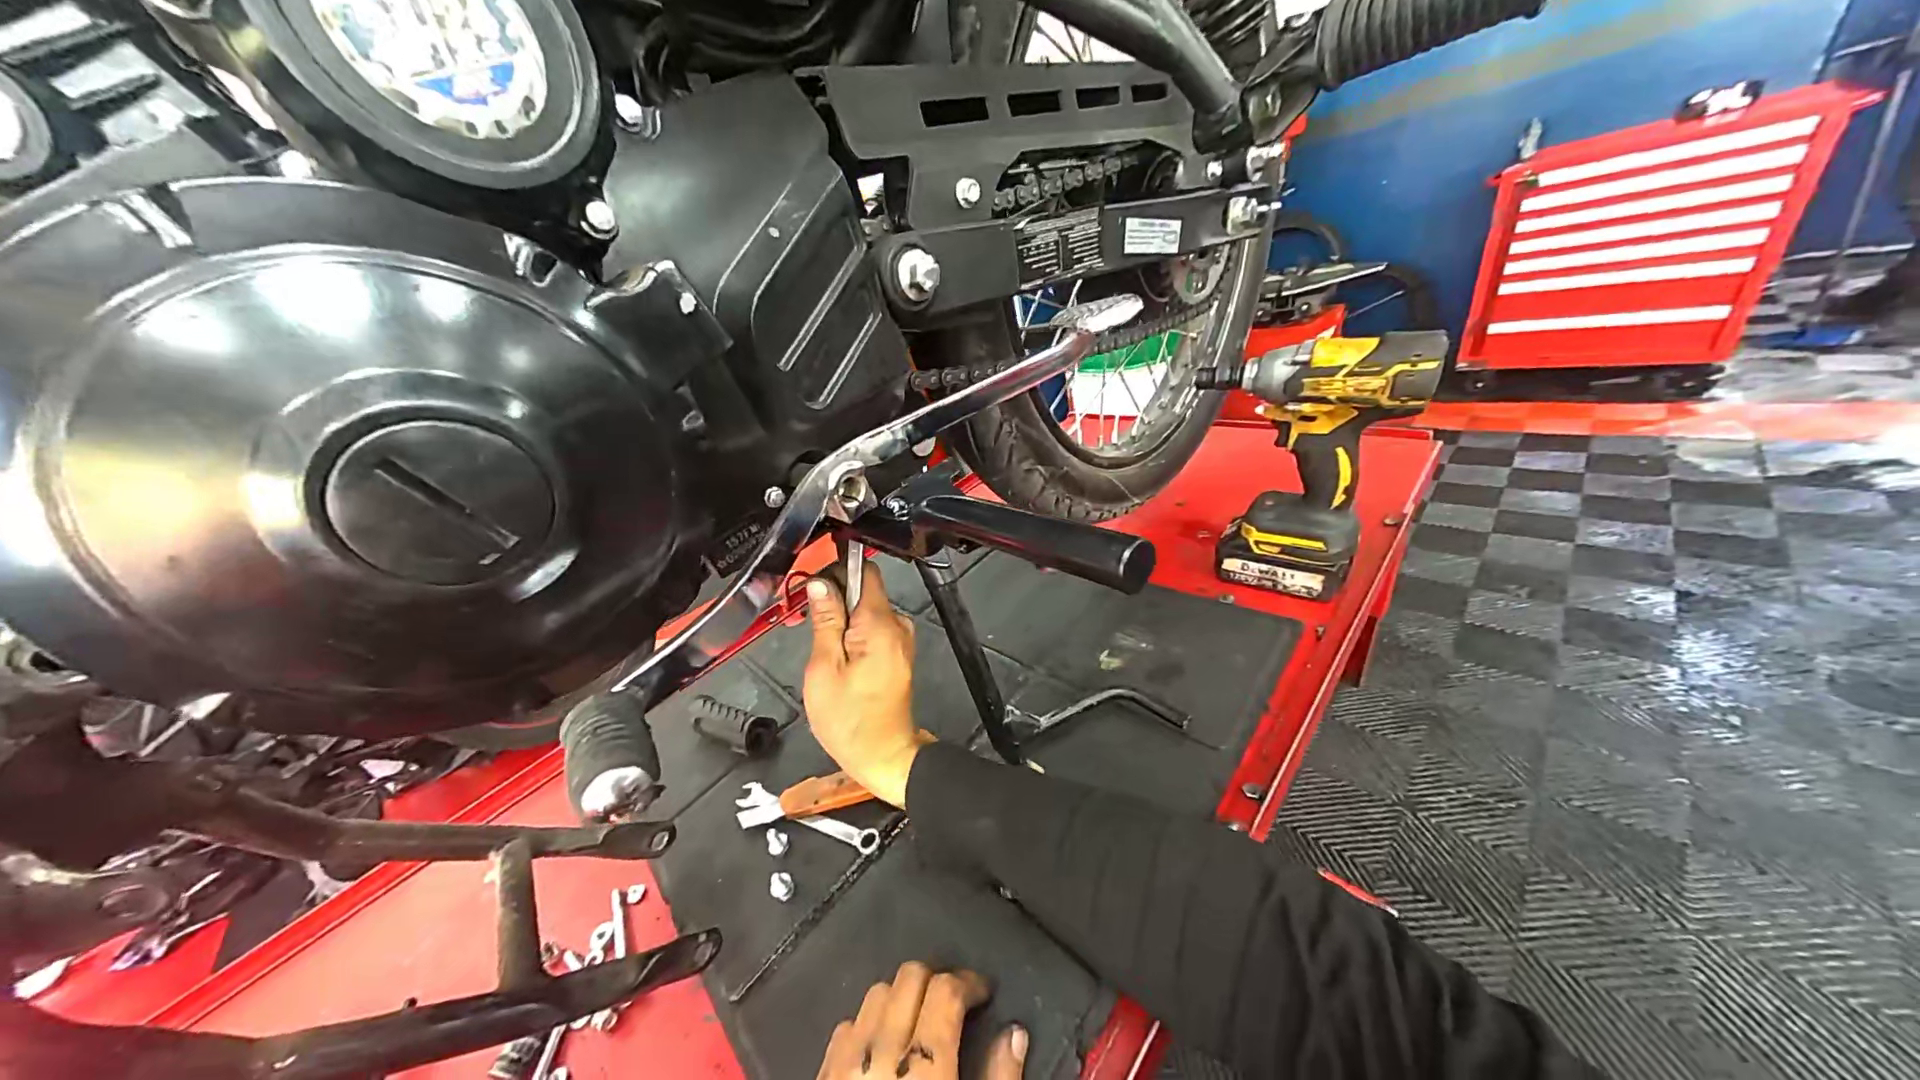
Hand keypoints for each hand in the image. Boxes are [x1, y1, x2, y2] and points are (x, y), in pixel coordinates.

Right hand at [803, 564, 920, 807]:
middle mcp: (897, 626)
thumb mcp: (824, 668)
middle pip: (863, 589)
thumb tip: (820, 584)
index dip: (835, 570)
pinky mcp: (897, 653)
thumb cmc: (851, 720)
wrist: (882, 755)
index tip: (813, 585)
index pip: (864, 570)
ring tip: (818, 647)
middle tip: (805, 621)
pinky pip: (873, 629)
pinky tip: (836, 656)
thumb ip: (824, 621)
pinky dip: (852, 634)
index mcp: (879, 624)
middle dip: (833, 599)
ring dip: (840, 619)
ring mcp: (900, 640)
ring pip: (866, 610)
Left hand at [817, 962, 1026, 1079]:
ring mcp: (848, 1065)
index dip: (969, 981)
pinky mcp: (824, 1076)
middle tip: (954, 999)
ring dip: (901, 997)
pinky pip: (844, 1028)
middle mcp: (885, 1056)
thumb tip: (1014, 1034)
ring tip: (919, 1018)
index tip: (982, 989)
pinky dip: (867, 1024)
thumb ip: (1000, 1077)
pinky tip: (881, 1043)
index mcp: (927, 1067)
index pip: (947, 992)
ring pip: (875, 995)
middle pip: (910, 979)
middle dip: (937, 979)